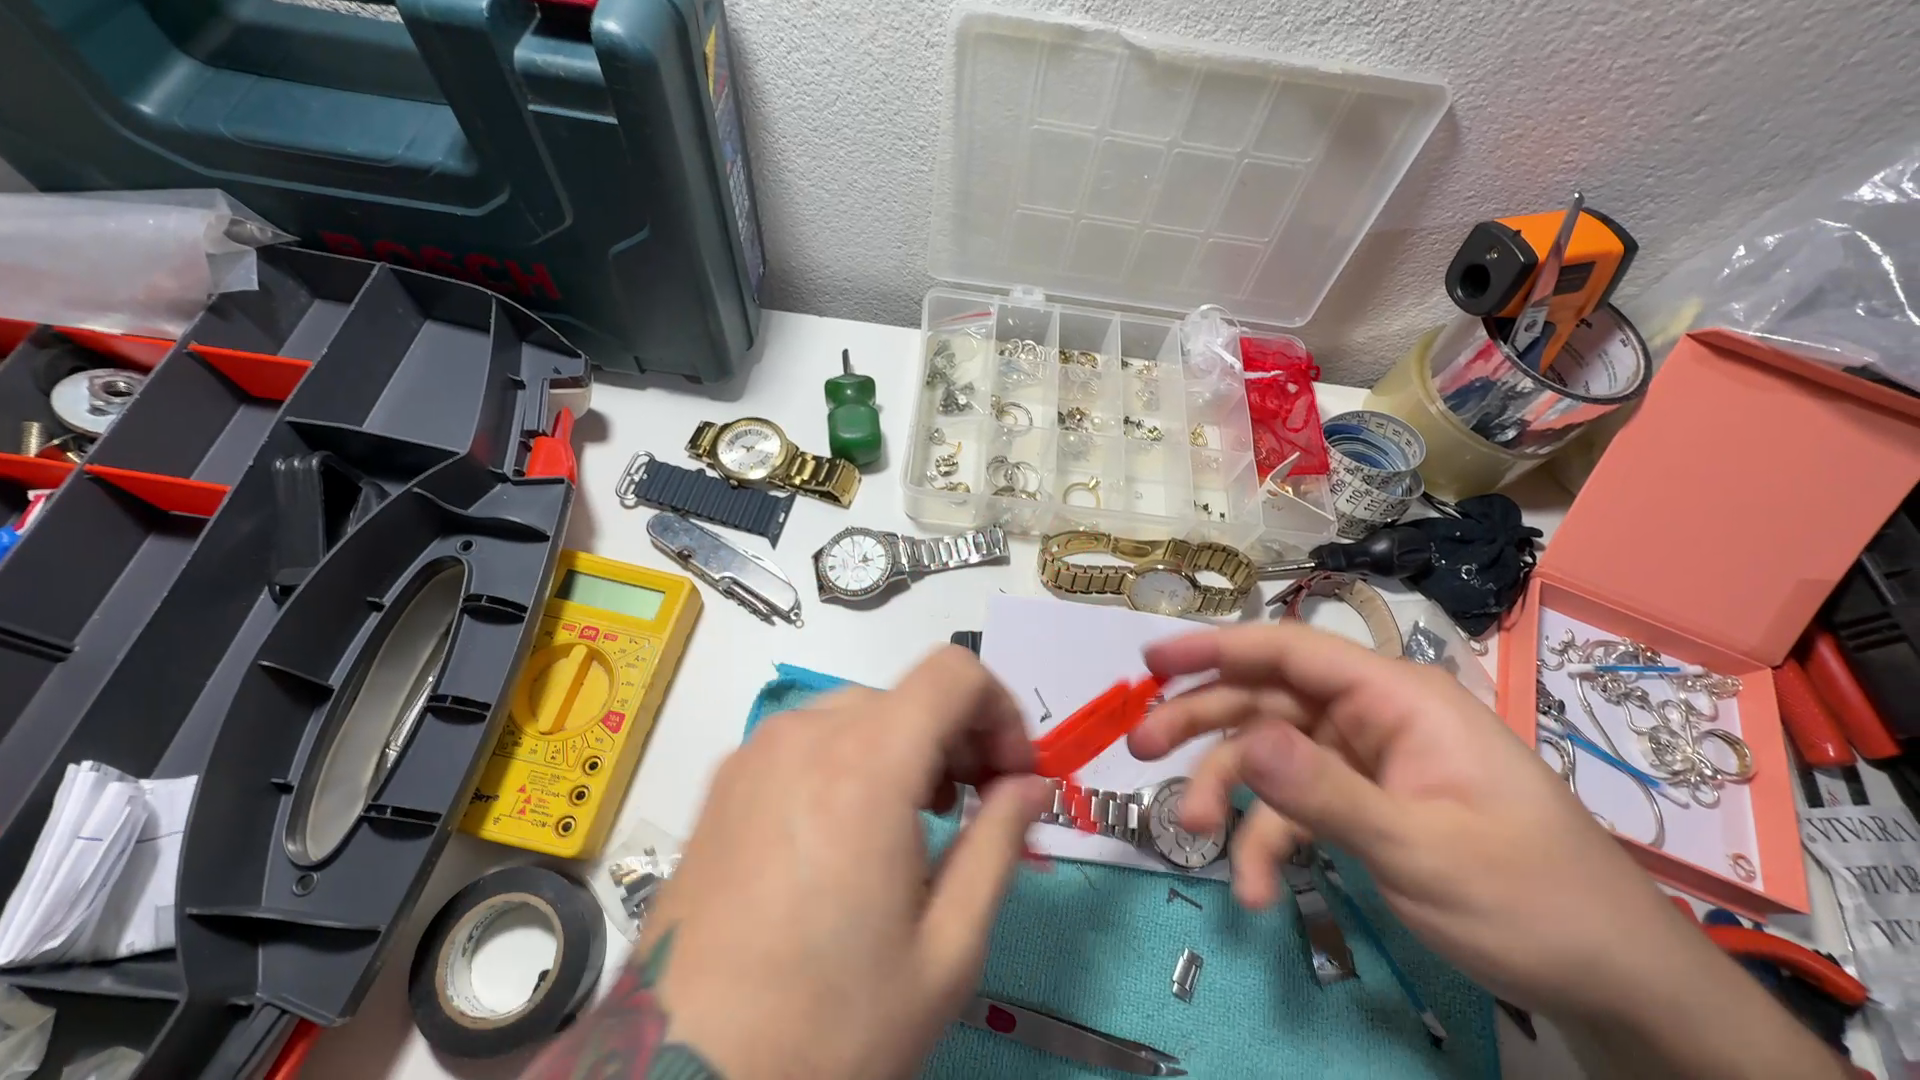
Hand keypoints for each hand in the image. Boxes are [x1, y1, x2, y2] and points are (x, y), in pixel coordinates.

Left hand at [634, 647, 1048, 1079]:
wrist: (684, 1073)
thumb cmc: (832, 1022)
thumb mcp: (946, 949)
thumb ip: (1000, 844)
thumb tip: (1031, 784)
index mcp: (864, 766)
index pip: (953, 673)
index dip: (1000, 711)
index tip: (1012, 776)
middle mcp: (802, 738)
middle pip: (906, 695)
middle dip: (957, 738)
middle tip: (974, 809)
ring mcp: (752, 756)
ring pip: (856, 715)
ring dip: (905, 750)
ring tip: (914, 829)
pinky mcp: (721, 784)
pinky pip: (806, 742)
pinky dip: (850, 761)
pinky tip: (848, 836)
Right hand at [1127, 622, 1845, 1079]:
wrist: (1606, 975)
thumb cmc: (1527, 898)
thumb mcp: (1420, 848)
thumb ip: (1325, 792)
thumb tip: (1243, 739)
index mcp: (1396, 699)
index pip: (1292, 650)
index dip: (1216, 647)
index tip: (1150, 662)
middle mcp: (1374, 718)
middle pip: (1267, 700)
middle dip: (1202, 725)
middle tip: (1139, 749)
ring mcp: (1367, 763)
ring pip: (1271, 757)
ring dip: (1229, 796)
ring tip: (1195, 840)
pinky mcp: (1364, 806)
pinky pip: (1295, 808)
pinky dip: (1266, 843)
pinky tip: (1255, 891)